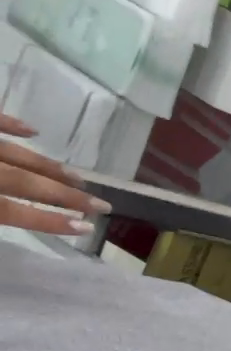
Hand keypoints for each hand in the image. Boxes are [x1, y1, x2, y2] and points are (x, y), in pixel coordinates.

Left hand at [0, 115, 111, 234]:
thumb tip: (6, 214)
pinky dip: (8, 123)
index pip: (11, 211)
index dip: (48, 221)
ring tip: (76, 177)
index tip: (87, 227)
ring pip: (11, 153)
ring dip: (47, 166)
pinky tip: (31, 130)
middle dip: (64, 194)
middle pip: (22, 182)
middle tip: (101, 203)